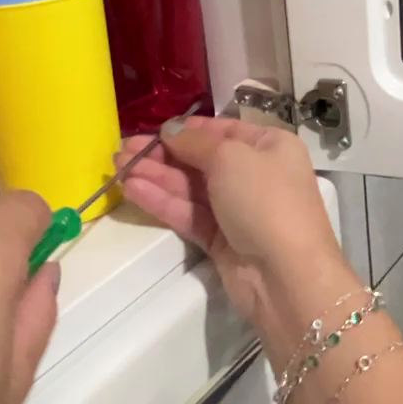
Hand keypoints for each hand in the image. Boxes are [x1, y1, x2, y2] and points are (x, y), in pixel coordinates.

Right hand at [117, 118, 362, 363]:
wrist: (286, 274)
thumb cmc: (266, 200)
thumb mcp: (232, 157)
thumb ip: (195, 142)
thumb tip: (170, 130)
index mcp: (270, 146)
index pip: (223, 131)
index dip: (187, 129)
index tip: (152, 130)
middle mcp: (255, 174)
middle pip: (201, 159)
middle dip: (162, 154)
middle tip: (121, 150)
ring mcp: (237, 209)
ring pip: (190, 187)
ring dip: (155, 176)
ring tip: (117, 167)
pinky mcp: (221, 239)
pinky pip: (187, 213)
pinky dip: (161, 201)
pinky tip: (131, 189)